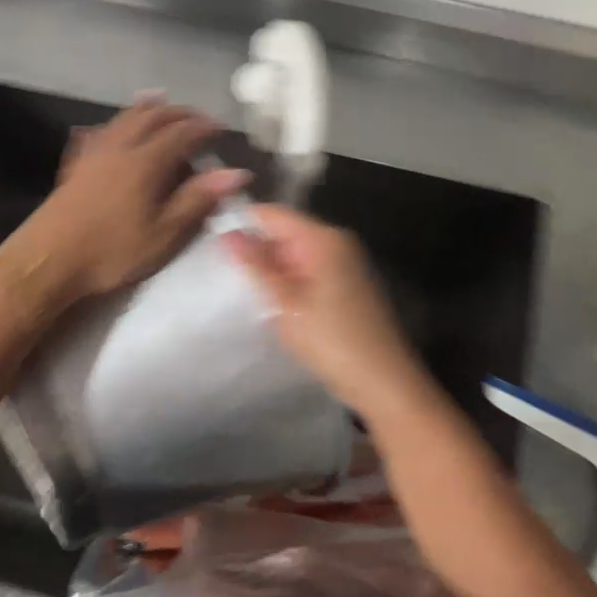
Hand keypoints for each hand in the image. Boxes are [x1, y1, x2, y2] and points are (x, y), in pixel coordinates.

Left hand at [7, 95, 248, 306]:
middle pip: (153, 117)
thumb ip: (198, 199)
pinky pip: (101, 131)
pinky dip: (117, 122)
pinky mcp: (76, 165)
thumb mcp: (164, 233)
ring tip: (162, 104)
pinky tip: (114, 127)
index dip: (205, 128)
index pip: (183, 133)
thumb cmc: (113, 251)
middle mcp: (121, 146)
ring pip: (125, 118)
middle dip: (179, 113)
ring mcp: (94, 153)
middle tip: (197, 118)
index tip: (222, 130)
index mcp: (147, 161)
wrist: (50, 260)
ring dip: (148, 109)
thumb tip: (235, 172)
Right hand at [225, 204, 430, 412]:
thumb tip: (227, 234)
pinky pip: (310, 271)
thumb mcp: (285, 304)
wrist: (385, 383)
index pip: (274, 214)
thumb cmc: (332, 341)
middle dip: (256, 248)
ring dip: (271, 268)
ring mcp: (346, 264)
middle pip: (286, 232)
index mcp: (324, 239)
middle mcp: (338, 243)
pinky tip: (271, 302)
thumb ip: (256, 266)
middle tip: (219, 268)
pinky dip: (289, 281)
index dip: (242, 222)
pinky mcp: (349, 286)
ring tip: (238, 286)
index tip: (211, 239)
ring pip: (296, 254)